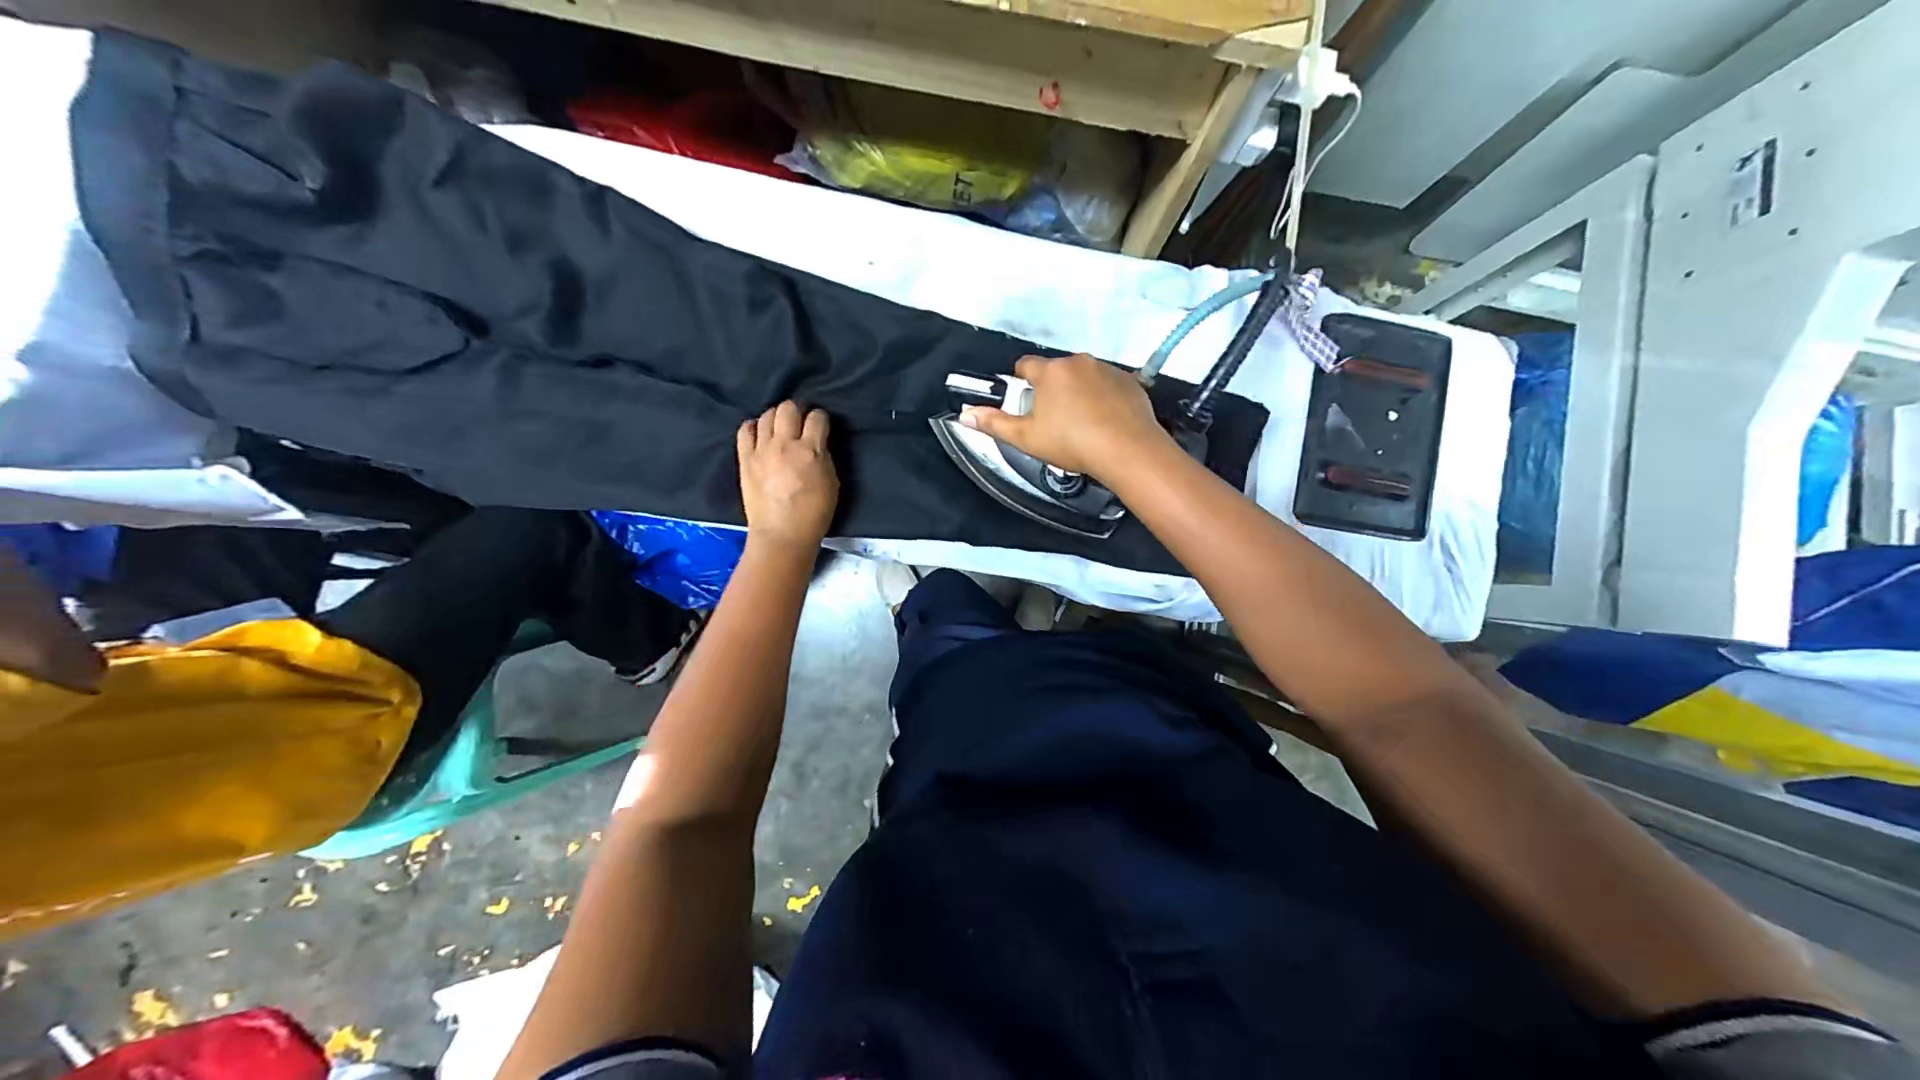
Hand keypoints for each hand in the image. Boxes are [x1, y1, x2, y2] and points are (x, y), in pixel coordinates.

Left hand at [737, 400, 837, 549]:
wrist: (782, 535)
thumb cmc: (814, 514)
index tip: (821, 425)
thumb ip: (824, 456)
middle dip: (798, 410)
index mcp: (811, 451)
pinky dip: (754, 427)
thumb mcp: (832, 482)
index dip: (821, 418)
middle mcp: (784, 445)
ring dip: (777, 417)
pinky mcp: (745, 459)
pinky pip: (745, 430)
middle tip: (800, 421)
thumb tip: (817, 442)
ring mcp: (762, 451)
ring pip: (767, 415)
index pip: (817, 417)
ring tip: (781, 427)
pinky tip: (761, 433)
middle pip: (789, 408)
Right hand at [959, 354, 1171, 481]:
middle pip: (1056, 371)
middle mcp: (1078, 362)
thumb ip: (994, 424)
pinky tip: (1104, 421)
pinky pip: (1109, 385)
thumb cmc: (1073, 443)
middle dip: (1051, 390)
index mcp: (1050, 372)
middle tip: (1053, 421)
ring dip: (1079, 392)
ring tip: (1081, 424)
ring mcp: (1106, 369)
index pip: (1025, 365)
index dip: (1021, 382)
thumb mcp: (1026, 438)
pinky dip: (1104, 398)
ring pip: (1083, 377)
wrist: (1127, 450)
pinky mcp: (1129, 382)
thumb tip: (967, 415)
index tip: (1025, 400)